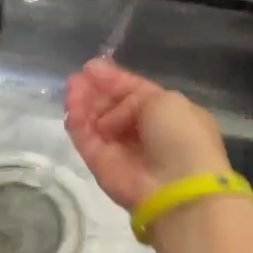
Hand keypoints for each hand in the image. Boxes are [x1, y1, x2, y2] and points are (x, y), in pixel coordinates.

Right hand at [66, 58, 230, 210]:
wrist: (176, 185)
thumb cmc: (180, 136)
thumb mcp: (166, 100)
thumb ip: (130, 92)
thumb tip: (105, 101)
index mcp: (165, 115)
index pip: (133, 92)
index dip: (113, 79)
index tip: (91, 67)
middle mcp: (141, 130)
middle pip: (109, 105)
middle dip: (93, 90)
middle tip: (77, 79)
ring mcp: (118, 147)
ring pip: (93, 120)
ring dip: (82, 103)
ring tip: (71, 90)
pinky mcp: (98, 163)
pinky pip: (84, 138)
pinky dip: (77, 123)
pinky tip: (71, 108)